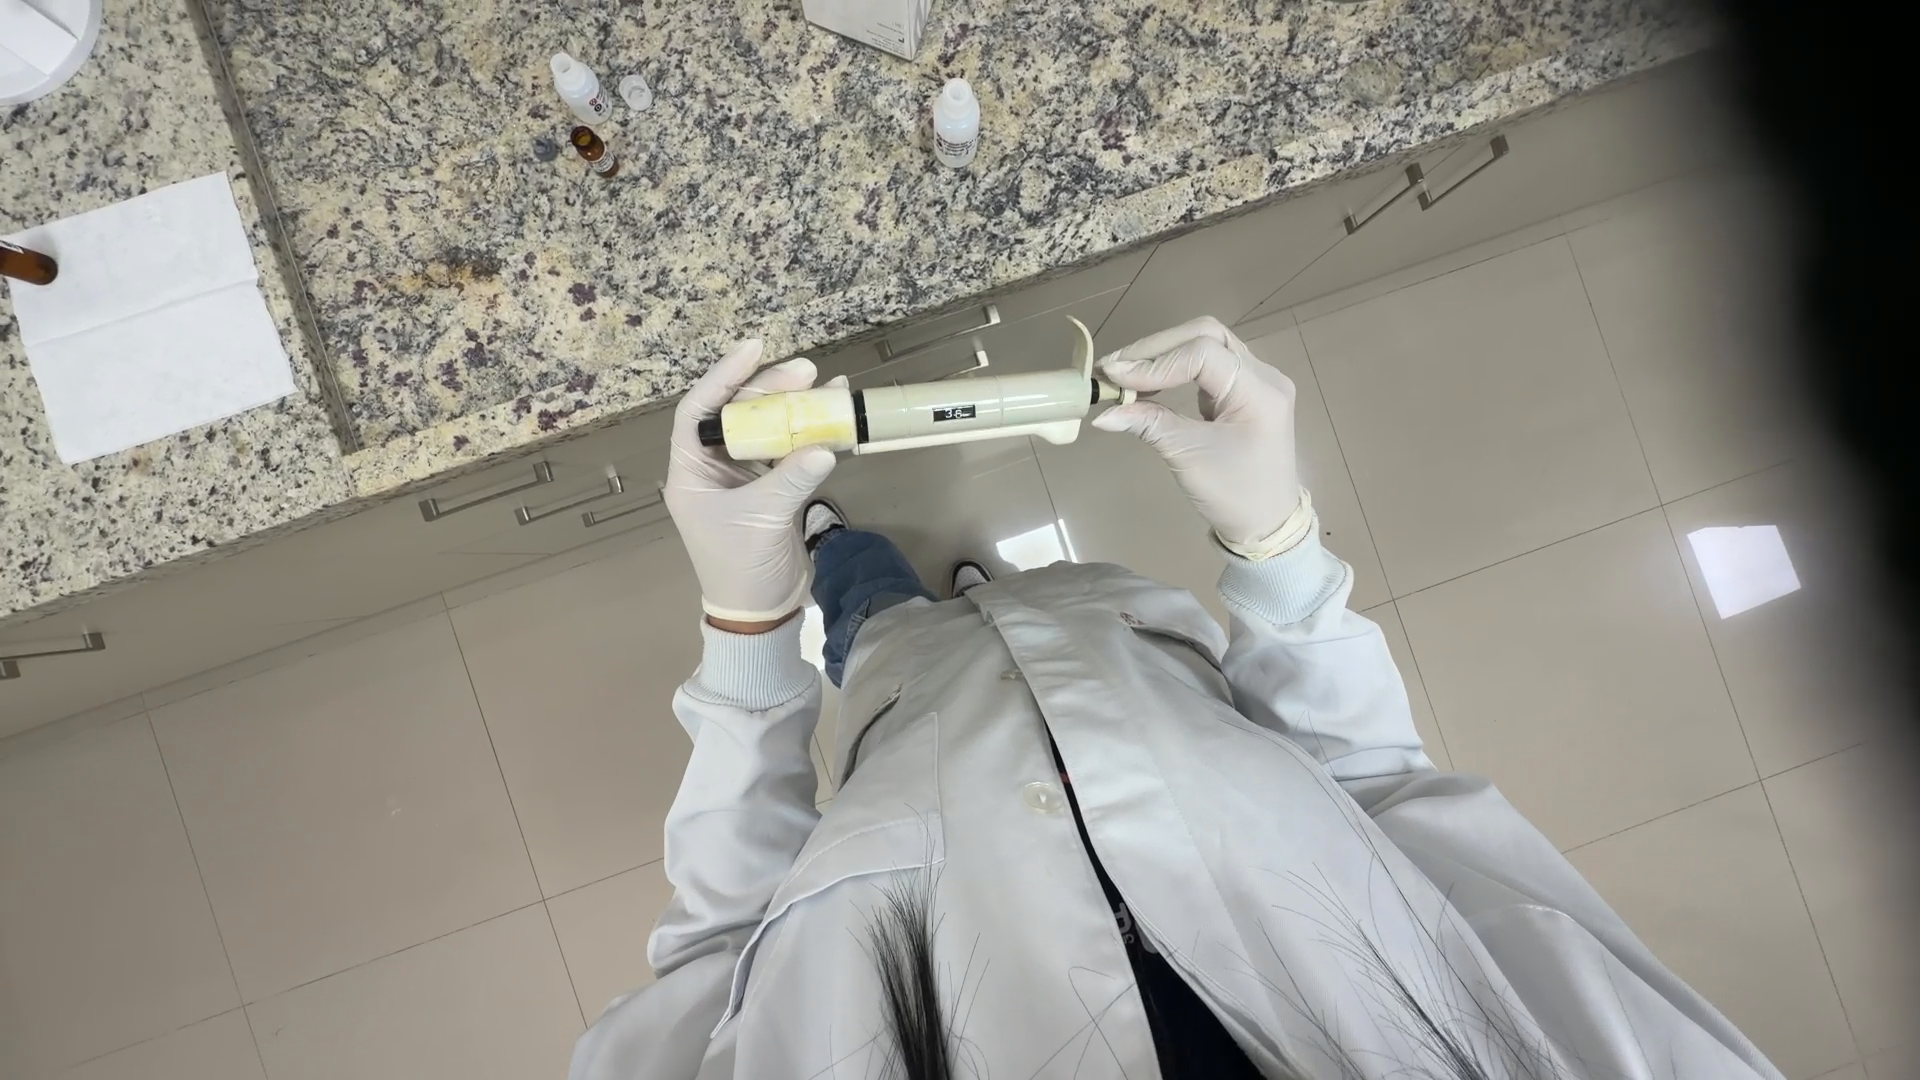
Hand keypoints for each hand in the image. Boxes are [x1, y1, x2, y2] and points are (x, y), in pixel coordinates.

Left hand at [665, 339, 838, 624]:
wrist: (762, 610)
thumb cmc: (741, 567)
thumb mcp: (761, 519)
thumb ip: (790, 479)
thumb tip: (825, 447)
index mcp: (693, 471)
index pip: (700, 411)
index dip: (724, 376)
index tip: (755, 348)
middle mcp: (715, 468)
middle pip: (739, 414)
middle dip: (770, 390)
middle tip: (806, 370)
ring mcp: (746, 478)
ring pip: (768, 431)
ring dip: (795, 410)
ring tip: (826, 385)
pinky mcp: (774, 490)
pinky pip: (791, 454)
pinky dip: (812, 438)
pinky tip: (835, 420)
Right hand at [1091, 317, 1303, 556]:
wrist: (1266, 522)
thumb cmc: (1233, 493)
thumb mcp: (1187, 457)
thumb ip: (1148, 424)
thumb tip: (1103, 413)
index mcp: (1259, 390)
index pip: (1202, 353)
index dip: (1155, 362)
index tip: (1114, 377)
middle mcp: (1263, 374)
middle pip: (1206, 334)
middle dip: (1156, 348)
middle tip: (1114, 368)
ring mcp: (1255, 380)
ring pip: (1206, 343)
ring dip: (1162, 354)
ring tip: (1124, 373)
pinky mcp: (1241, 390)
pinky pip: (1206, 364)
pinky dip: (1174, 368)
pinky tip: (1147, 382)